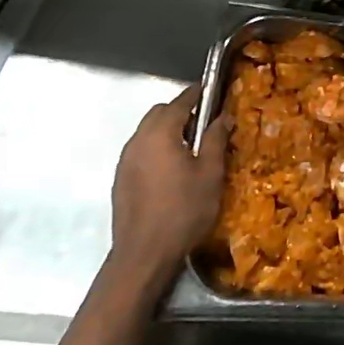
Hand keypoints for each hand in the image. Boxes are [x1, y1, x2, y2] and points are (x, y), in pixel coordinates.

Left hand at [110, 86, 225, 279]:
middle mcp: (138, 139)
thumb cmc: (183, 211)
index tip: (209, 90)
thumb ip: (215, 140)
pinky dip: (156, 148)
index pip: (179, 101)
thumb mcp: (210, 175)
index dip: (196, 94)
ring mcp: (125, 159)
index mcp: (160, 133)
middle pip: (159, 113)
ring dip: (167, 130)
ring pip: (147, 131)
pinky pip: (140, 150)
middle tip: (203, 123)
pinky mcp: (120, 177)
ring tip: (189, 148)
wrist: (143, 254)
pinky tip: (170, 169)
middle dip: (180, 111)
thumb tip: (222, 117)